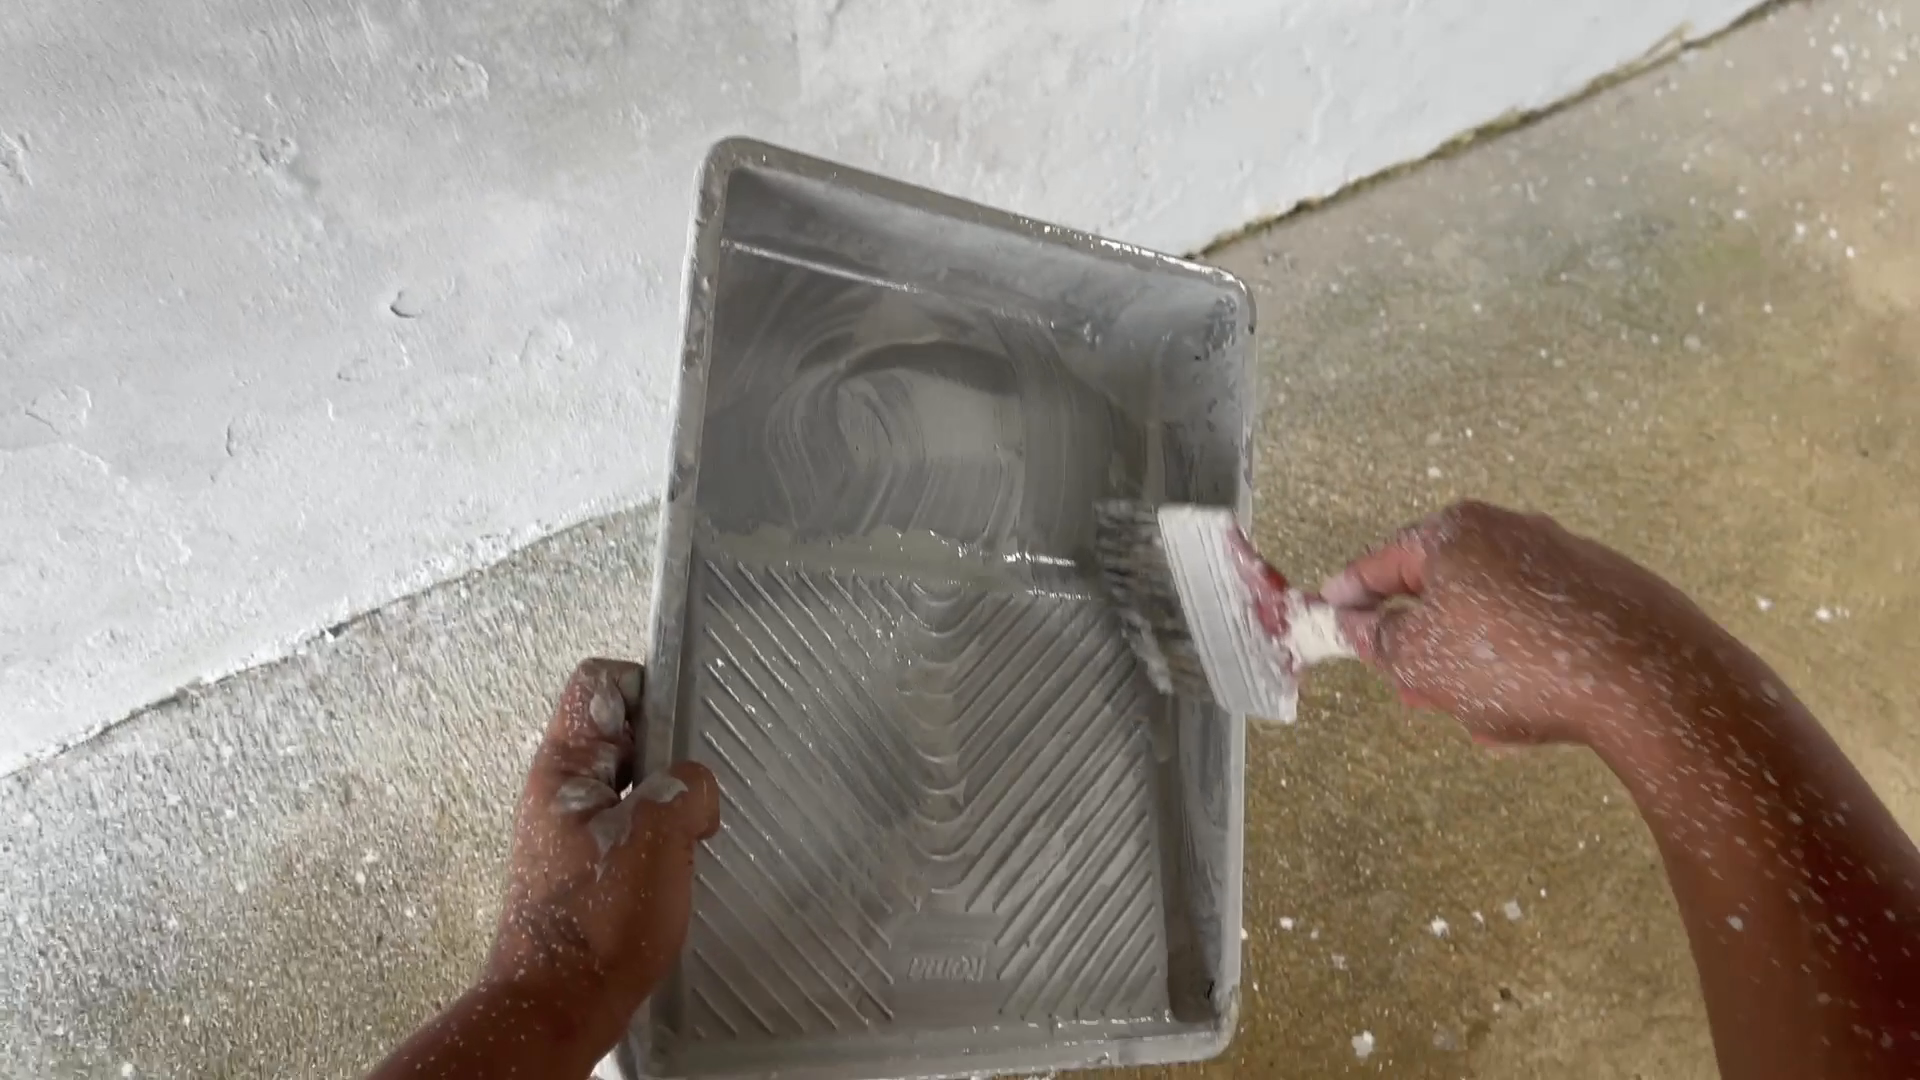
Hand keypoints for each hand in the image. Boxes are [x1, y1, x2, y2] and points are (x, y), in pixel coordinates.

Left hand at [485, 658, 719, 1042]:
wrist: (559, 1009)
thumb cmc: (600, 920)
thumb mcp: (658, 836)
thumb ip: (688, 787)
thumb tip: (696, 788)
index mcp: (566, 766)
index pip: (599, 683)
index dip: (646, 684)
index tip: (684, 718)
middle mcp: (564, 787)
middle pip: (624, 727)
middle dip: (671, 742)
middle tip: (701, 775)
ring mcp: (576, 825)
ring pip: (638, 774)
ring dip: (674, 787)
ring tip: (700, 818)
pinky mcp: (592, 860)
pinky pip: (639, 814)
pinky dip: (668, 822)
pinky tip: (688, 850)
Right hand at [1322, 500, 1738, 748]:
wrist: (1663, 690)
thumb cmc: (1511, 663)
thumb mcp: (1415, 659)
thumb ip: (1372, 638)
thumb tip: (1356, 625)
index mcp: (1455, 532)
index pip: (1377, 564)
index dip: (1346, 597)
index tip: (1329, 619)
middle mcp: (1511, 531)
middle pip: (1439, 592)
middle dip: (1419, 646)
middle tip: (1406, 688)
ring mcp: (1569, 560)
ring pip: (1491, 617)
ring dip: (1471, 664)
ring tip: (1473, 717)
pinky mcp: (1615, 595)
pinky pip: (1542, 628)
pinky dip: (1522, 663)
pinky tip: (1527, 712)